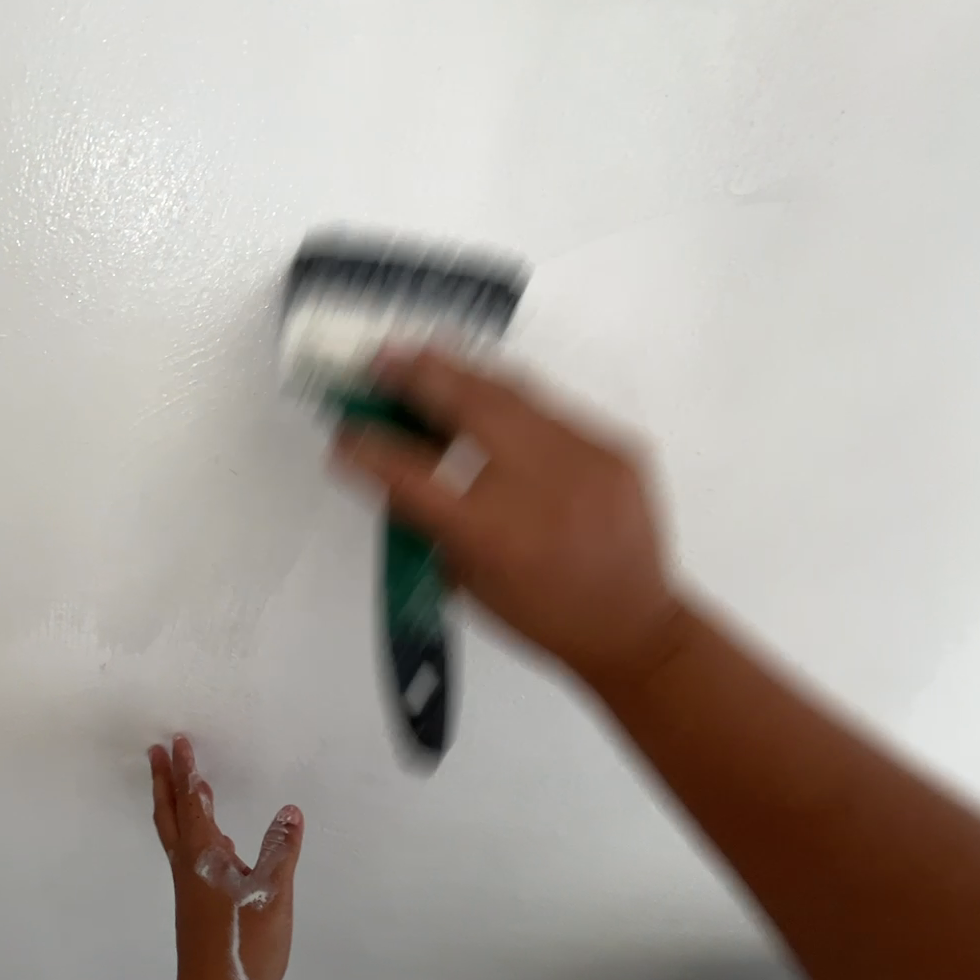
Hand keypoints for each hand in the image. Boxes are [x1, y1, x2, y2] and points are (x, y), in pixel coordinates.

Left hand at [148, 735, 303, 979]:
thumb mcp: (272, 897)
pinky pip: (187, 851)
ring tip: (182, 783)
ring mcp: (189, 885)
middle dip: (164, 780)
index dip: (187, 771)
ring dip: (174, 802)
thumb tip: (289, 811)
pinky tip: (215, 840)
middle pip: (171, 813)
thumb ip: (282, 851)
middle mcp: (189, 865)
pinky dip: (192, 830)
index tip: (178, 742)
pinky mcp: (195, 902)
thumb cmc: (243, 948)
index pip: (193, 803)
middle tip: (156, 752)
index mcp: (203, 857)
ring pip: (175, 832)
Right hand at [332, 349, 686, 685]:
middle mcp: (539, 486)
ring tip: (425, 353)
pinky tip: (484, 392)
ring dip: (462, 371)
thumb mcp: (465, 578)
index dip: (371, 450)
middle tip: (384, 356)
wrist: (635, 627)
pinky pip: (551, 411)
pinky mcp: (617, 448)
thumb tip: (390, 465)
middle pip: (470, 408)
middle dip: (421, 375)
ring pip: (514, 394)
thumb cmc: (536, 613)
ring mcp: (585, 458)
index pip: (413, 475)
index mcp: (492, 532)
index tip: (343, 432)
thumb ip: (429, 519)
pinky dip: (509, 400)